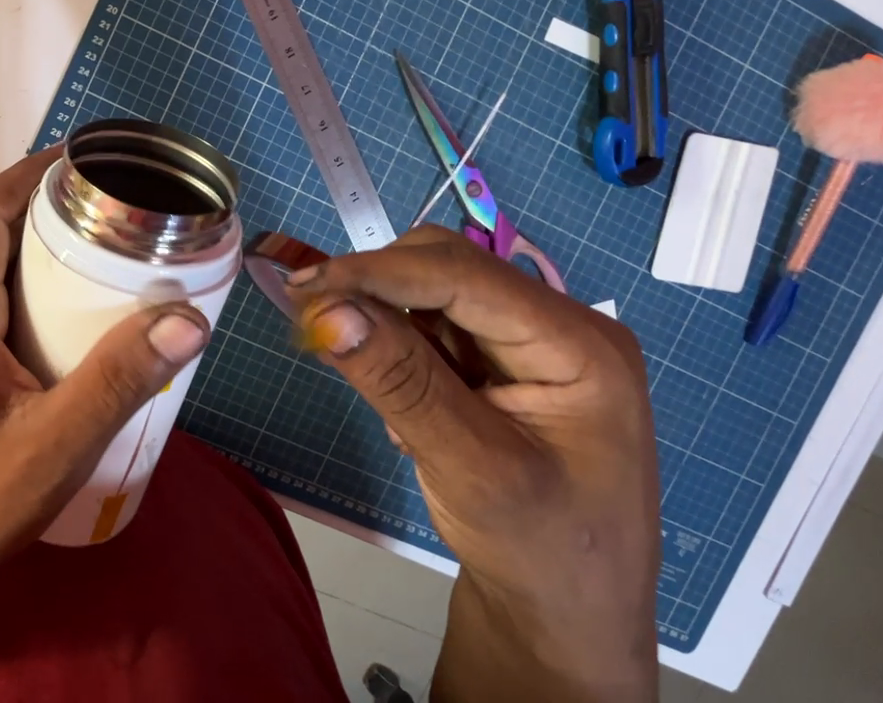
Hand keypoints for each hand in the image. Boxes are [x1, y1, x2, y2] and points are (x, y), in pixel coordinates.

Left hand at [0, 150, 210, 702]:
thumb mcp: (57, 444)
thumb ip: (118, 380)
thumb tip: (185, 319)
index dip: (25, 175)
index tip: (78, 159)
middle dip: (38, 200)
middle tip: (105, 199)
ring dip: (30, 237)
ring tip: (96, 238)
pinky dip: (24, 276)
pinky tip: (67, 305)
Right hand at [284, 226, 658, 701]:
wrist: (565, 614)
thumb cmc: (539, 550)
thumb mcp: (469, 468)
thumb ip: (399, 382)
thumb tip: (328, 311)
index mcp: (578, 344)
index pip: (464, 275)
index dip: (378, 271)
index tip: (304, 286)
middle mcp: (556, 327)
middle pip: (447, 269)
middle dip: (377, 290)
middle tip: (315, 323)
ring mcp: (527, 345)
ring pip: (430, 295)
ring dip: (386, 327)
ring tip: (387, 403)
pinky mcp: (498, 365)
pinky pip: (428, 330)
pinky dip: (396, 352)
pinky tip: (405, 413)